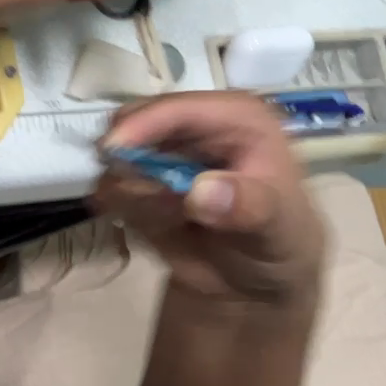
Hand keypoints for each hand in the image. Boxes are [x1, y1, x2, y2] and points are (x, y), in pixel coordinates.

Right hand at [94, 92, 323, 313]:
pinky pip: (107, 185)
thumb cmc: (278, 243)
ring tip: (169, 221)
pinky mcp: (136, 175)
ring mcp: (160, 149)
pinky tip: (156, 224)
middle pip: (131, 122)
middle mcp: (193, 125)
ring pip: (114, 158)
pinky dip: (122, 207)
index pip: (177, 108)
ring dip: (129, 192)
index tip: (113, 154)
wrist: (251, 278)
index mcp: (236, 117)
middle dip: (128, 162)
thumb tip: (201, 189)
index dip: (141, 125)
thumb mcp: (278, 230)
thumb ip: (248, 207)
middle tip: (144, 202)